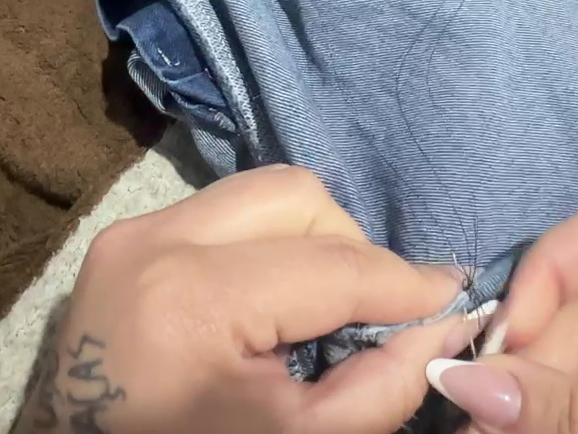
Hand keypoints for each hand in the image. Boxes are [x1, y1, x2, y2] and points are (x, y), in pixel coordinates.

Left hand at [19, 164, 483, 433]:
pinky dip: (267, 238)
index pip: (329, 268)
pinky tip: (268, 290)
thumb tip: (443, 322)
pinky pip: (226, 207)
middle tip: (369, 307)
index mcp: (192, 303)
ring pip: (264, 188)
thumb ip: (379, 388)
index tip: (453, 290)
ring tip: (317, 299)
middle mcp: (157, 241)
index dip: (403, 281)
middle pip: (299, 197)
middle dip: (351, 247)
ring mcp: (133, 230)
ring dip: (311, 234)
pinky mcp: (124, 233)